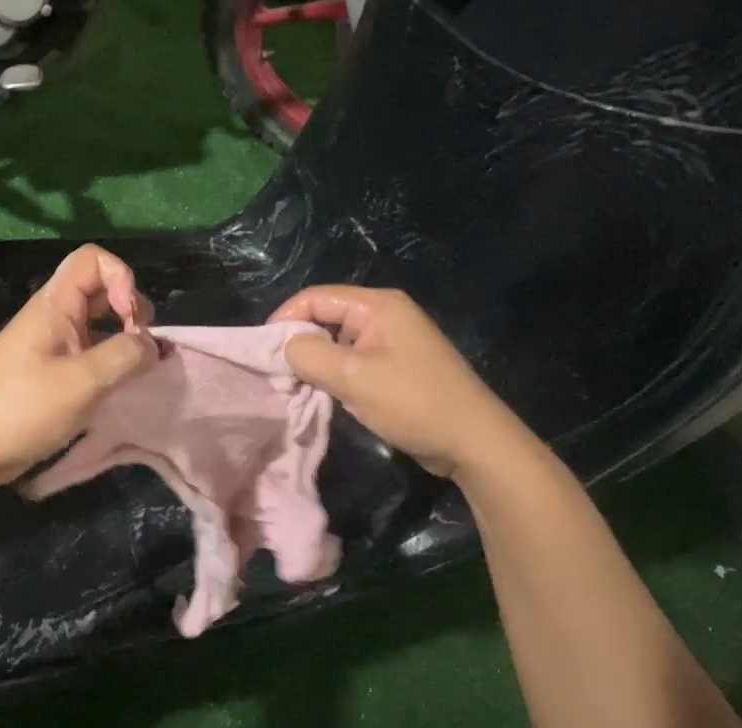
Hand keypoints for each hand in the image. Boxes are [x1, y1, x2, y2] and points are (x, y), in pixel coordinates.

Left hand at [0, 245, 157, 490]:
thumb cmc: (20, 408)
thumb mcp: (80, 383)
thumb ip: (123, 357)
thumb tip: (154, 345)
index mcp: (54, 304)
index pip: (94, 259)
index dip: (122, 278)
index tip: (131, 319)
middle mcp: (54, 316)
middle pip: (100, 289)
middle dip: (130, 309)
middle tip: (140, 347)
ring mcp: (52, 344)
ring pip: (98, 323)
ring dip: (123, 340)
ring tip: (136, 370)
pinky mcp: (52, 372)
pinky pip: (90, 353)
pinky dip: (110, 363)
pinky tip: (119, 389)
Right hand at [271, 286, 525, 479]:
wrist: (477, 445)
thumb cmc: (414, 403)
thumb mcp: (353, 377)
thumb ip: (308, 355)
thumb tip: (284, 347)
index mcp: (378, 305)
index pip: (315, 297)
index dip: (285, 319)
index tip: (265, 351)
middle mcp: (386, 314)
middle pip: (325, 316)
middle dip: (300, 342)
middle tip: (279, 372)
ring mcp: (394, 341)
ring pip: (338, 341)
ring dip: (318, 362)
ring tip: (300, 386)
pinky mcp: (398, 366)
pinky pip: (354, 360)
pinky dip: (336, 374)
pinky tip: (328, 395)